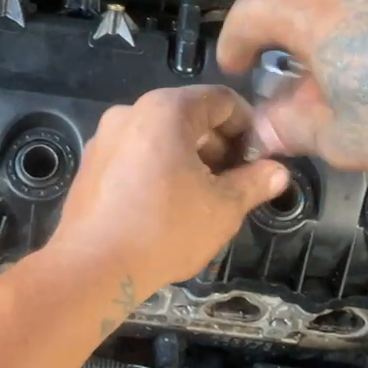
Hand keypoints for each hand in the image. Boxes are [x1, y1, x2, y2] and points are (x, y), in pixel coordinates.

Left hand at [48, 86, 290, 290]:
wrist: (92, 268)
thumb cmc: (165, 230)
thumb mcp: (223, 208)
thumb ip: (254, 183)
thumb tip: (278, 172)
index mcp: (166, 110)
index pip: (221, 100)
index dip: (248, 127)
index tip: (258, 160)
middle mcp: (130, 112)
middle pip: (189, 115)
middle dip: (218, 146)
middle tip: (234, 183)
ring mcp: (104, 138)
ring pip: (160, 137)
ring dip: (189, 159)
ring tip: (203, 199)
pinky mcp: (90, 165)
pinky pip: (135, 156)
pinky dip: (158, 170)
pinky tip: (165, 207)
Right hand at [218, 0, 367, 173]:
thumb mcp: (342, 137)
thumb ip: (293, 128)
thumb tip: (264, 128)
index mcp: (320, 18)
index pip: (253, 11)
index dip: (233, 39)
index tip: (234, 67)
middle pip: (310, 13)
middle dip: (298, 54)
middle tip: (306, 97)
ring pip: (363, 16)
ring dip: (351, 51)